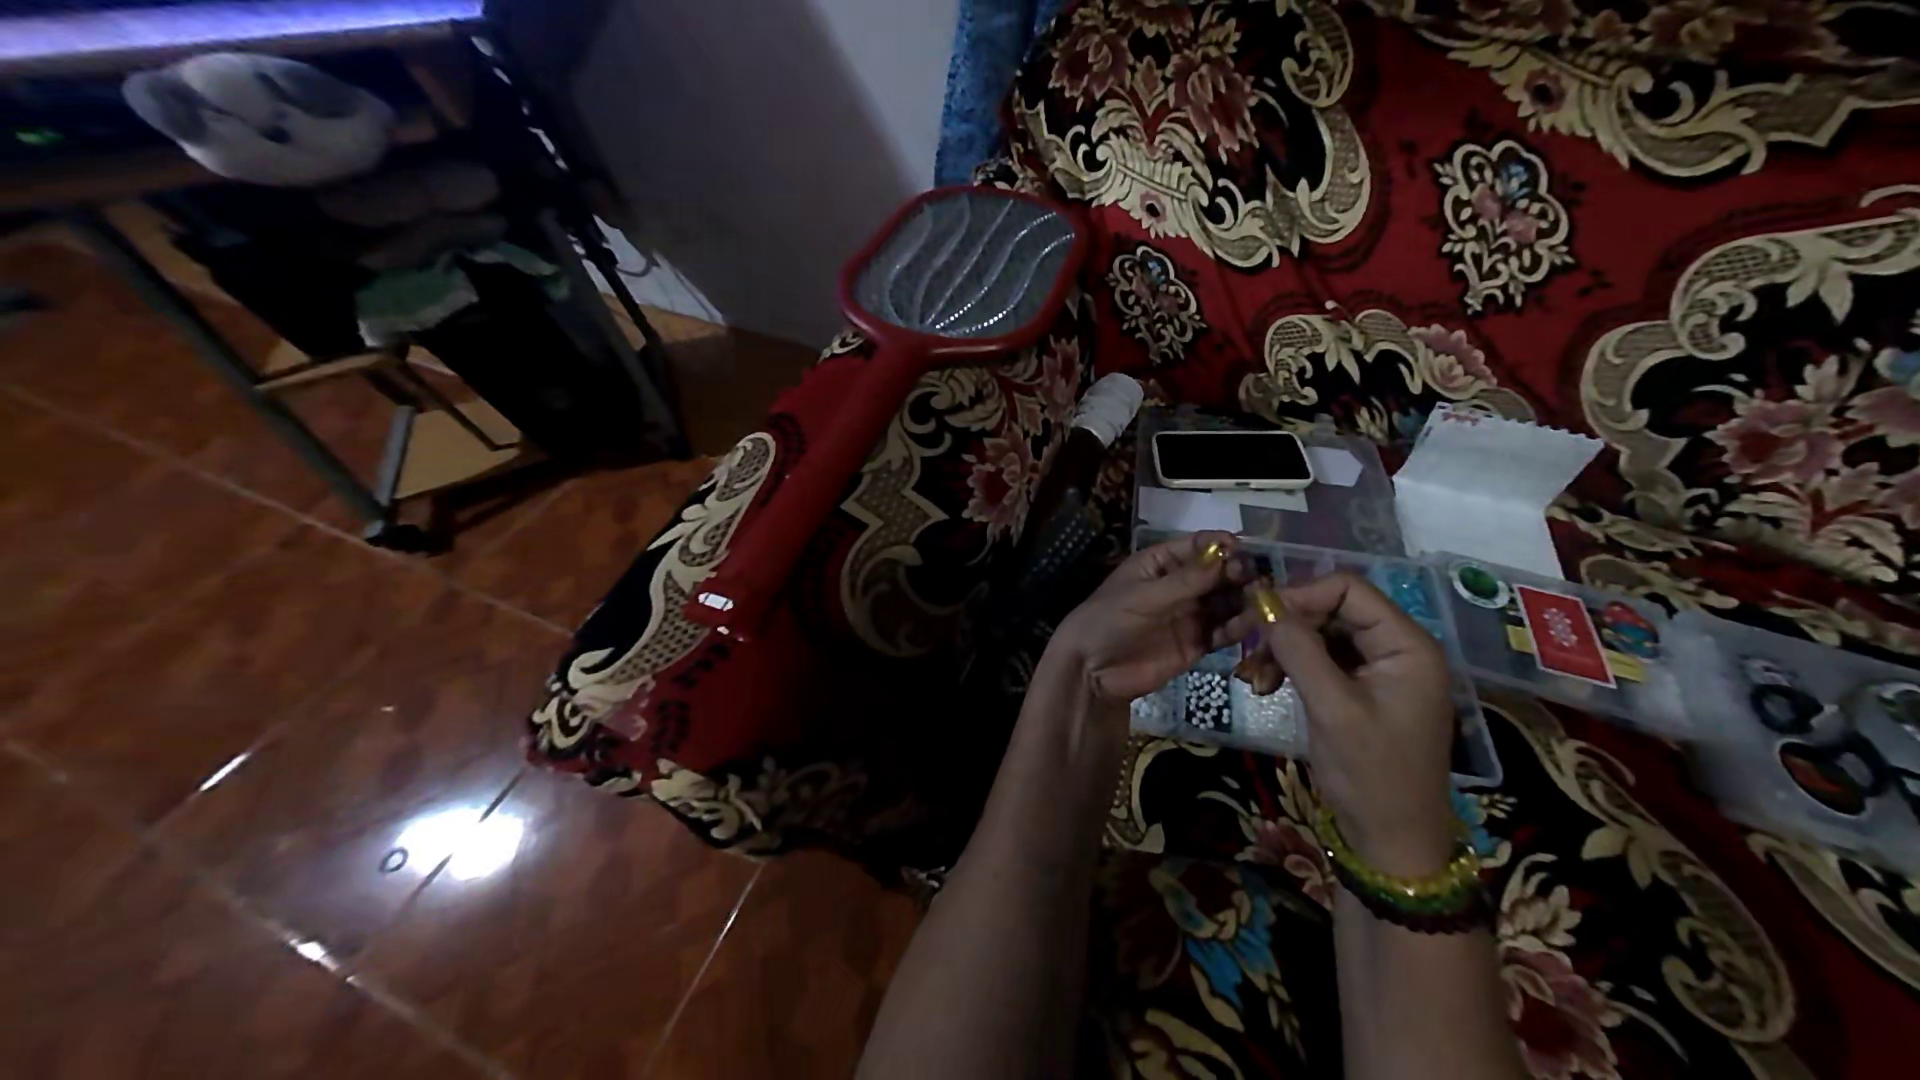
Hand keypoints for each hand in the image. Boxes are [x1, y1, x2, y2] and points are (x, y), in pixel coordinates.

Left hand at [1047, 531, 1247, 704]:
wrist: (1091, 670)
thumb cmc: (1109, 620)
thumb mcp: (1144, 596)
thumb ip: (1185, 581)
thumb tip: (1225, 556)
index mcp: (1160, 563)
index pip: (1198, 546)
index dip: (1222, 546)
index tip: (1242, 551)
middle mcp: (1179, 585)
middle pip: (1218, 573)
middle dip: (1238, 574)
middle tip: (1255, 580)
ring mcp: (1189, 614)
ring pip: (1226, 602)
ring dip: (1244, 600)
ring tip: (1260, 602)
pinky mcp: (1196, 643)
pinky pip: (1223, 631)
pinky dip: (1238, 628)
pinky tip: (1250, 625)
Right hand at [1222, 573, 1456, 877]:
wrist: (1391, 838)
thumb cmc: (1371, 774)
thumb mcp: (1332, 708)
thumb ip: (1300, 650)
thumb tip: (1263, 603)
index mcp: (1406, 646)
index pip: (1349, 589)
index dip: (1300, 594)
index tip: (1256, 616)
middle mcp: (1395, 648)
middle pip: (1330, 609)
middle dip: (1284, 624)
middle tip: (1240, 642)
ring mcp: (1376, 669)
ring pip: (1317, 633)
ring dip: (1280, 648)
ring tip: (1252, 677)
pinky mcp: (1357, 688)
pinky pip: (1317, 659)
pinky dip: (1288, 666)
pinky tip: (1264, 686)